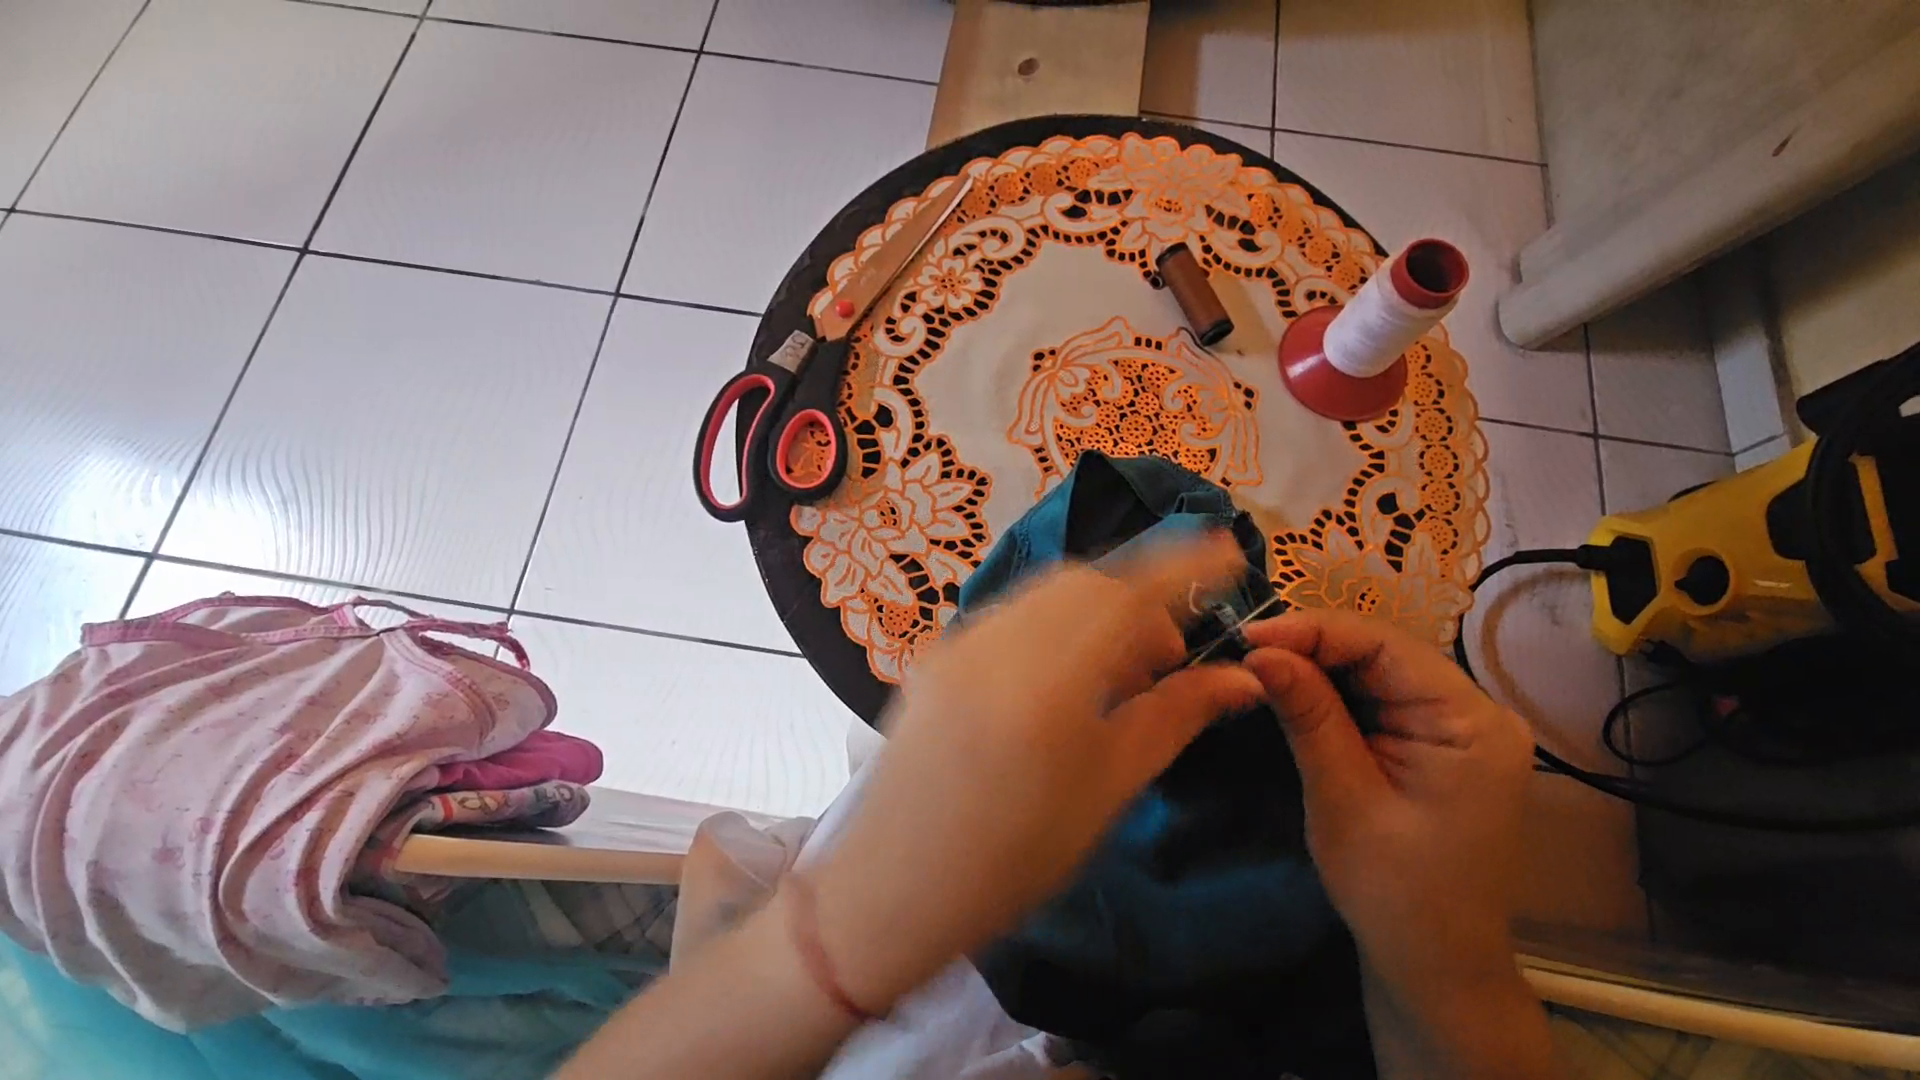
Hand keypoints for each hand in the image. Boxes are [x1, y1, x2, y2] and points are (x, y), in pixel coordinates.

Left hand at [807, 534, 1264, 1011]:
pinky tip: (1064, 675)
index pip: (1127, 593)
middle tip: (1167, 657)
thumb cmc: (1014, 856)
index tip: (1227, 557)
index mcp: (1047, 679)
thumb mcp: (1107, 789)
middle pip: (1085, 583)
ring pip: (1045, 594)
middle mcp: (996, 642)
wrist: (895, 884)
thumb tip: (1239, 678)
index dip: (1183, 566)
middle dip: (1138, 601)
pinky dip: (1053, 624)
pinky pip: (1009, 616)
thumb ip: (1173, 717)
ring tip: (1119, 672)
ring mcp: (957, 643)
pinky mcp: (936, 655)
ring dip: (1095, 610)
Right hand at [1238, 609, 1534, 985]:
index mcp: (1471, 724)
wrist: (1434, 963)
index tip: (1247, 634)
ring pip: (1379, 671)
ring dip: (1319, 666)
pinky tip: (1296, 688)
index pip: (1385, 645)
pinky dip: (1336, 692)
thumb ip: (1307, 715)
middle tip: (1245, 648)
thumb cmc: (1391, 890)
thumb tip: (1259, 650)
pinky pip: (1383, 697)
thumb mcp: (1341, 796)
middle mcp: (1478, 712)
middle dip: (1312, 646)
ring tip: (1260, 662)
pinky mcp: (1441, 743)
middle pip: (1385, 652)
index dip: (1313, 631)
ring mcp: (1462, 727)